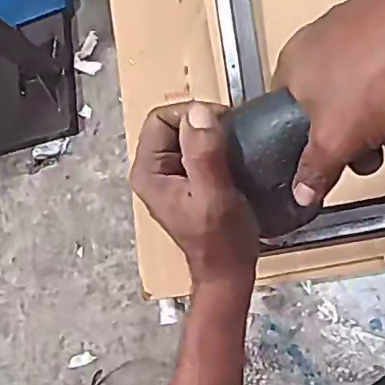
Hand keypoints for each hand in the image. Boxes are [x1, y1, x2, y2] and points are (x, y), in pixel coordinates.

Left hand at [131, 101, 261, 289]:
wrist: (228, 271)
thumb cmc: (221, 240)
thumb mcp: (214, 195)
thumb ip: (204, 154)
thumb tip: (199, 112)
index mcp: (149, 172)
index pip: (161, 117)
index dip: (193, 115)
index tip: (223, 125)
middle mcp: (154, 171)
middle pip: (174, 124)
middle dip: (204, 124)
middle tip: (232, 136)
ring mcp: (171, 177)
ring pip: (188, 136)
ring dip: (213, 136)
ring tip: (235, 147)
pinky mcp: (189, 182)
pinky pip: (199, 151)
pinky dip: (217, 148)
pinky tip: (234, 158)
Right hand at [273, 0, 384, 207]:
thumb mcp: (336, 138)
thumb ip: (314, 169)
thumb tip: (302, 192)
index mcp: (297, 64)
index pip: (288, 117)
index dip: (310, 148)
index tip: (329, 166)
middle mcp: (331, 45)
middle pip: (342, 118)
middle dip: (367, 143)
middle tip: (378, 148)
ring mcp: (374, 40)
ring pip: (383, 108)